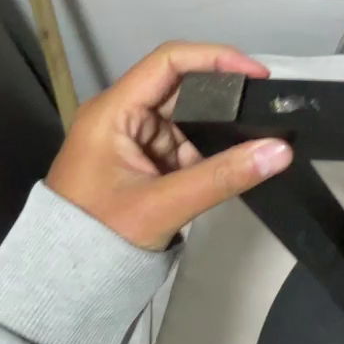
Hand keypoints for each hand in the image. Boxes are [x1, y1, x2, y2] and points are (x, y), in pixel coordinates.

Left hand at [45, 42, 292, 249]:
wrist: (63, 285)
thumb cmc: (101, 237)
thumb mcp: (164, 205)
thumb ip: (223, 176)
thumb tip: (280, 150)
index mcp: (114, 112)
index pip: (169, 61)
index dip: (215, 58)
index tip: (256, 73)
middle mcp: (121, 115)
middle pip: (181, 87)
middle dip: (222, 98)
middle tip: (263, 108)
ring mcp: (131, 138)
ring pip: (186, 116)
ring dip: (214, 130)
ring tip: (252, 138)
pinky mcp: (141, 159)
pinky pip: (182, 141)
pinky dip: (205, 152)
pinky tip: (228, 162)